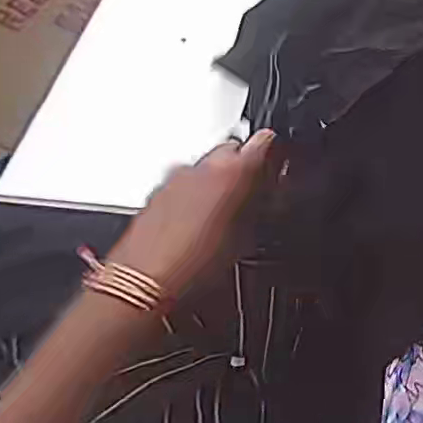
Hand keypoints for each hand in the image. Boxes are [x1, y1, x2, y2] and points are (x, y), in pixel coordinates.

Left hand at [107, 130, 274, 297]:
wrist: (143, 281)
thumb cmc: (194, 262)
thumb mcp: (249, 233)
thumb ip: (263, 202)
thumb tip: (269, 193)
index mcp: (233, 168)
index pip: (265, 141)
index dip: (275, 153)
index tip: (279, 165)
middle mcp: (202, 165)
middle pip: (234, 149)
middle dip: (245, 166)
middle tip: (254, 191)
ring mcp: (175, 176)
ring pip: (208, 166)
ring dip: (219, 180)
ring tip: (226, 211)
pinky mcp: (156, 191)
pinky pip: (185, 182)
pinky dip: (196, 192)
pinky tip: (201, 220)